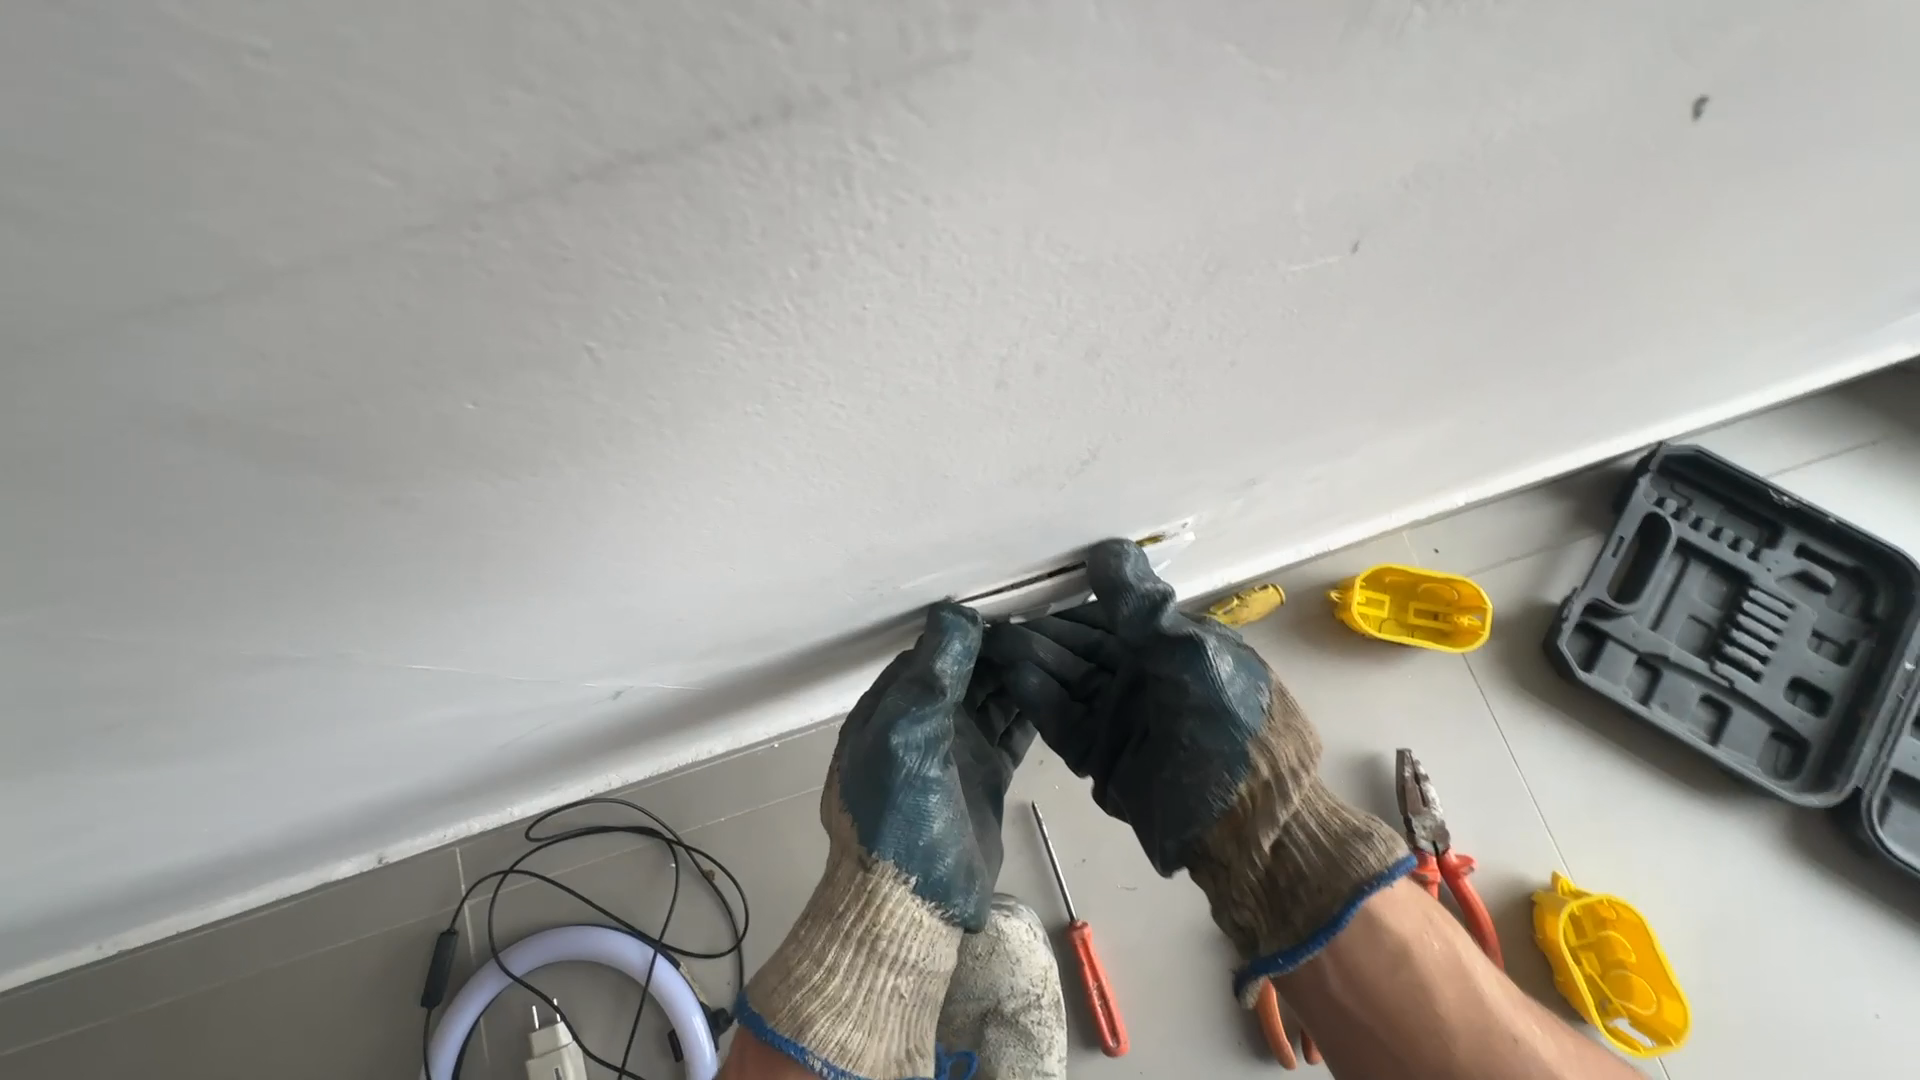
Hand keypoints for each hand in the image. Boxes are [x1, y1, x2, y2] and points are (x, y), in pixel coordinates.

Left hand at [739, 602, 1033, 1079]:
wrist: (911, 908)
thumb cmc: (899, 818)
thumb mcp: (907, 738)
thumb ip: (931, 675)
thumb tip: (956, 612)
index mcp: (893, 706)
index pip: (937, 652)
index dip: (975, 632)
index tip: (1017, 612)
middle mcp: (924, 722)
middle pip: (970, 672)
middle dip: (1006, 650)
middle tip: (1055, 629)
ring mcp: (956, 750)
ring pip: (994, 698)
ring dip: (1024, 677)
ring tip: (1067, 652)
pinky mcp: (985, 776)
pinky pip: (1012, 732)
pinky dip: (1033, 712)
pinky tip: (1063, 692)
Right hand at [978, 540, 1410, 996]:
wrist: (1247, 829)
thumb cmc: (1226, 724)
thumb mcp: (1189, 652)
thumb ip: (1140, 604)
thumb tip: (1103, 548)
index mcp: (1173, 646)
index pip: (1112, 613)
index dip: (1071, 600)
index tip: (1031, 586)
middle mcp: (1144, 677)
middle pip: (1081, 645)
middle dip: (1042, 632)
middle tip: (995, 619)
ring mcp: (1121, 717)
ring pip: (1066, 679)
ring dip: (1032, 660)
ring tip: (992, 643)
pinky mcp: (1100, 755)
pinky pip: (1062, 719)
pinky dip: (1038, 698)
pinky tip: (1011, 675)